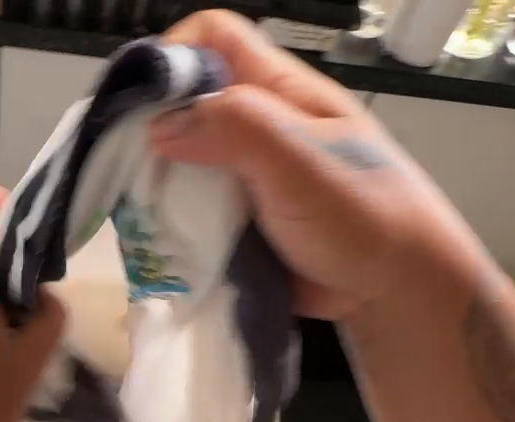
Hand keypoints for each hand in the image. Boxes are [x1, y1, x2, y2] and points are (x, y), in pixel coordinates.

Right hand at [151, 10, 489, 321]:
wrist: (391, 289)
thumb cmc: (362, 214)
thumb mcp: (299, 158)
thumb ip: (234, 128)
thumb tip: (160, 127)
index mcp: (276, 93)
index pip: (214, 39)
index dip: (172, 55)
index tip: (137, 103)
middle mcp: (254, 132)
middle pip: (186, 109)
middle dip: (150, 133)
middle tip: (123, 171)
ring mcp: (244, 184)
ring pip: (183, 170)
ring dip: (157, 190)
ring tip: (134, 216)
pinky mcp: (237, 231)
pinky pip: (192, 221)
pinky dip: (171, 230)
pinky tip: (157, 246)